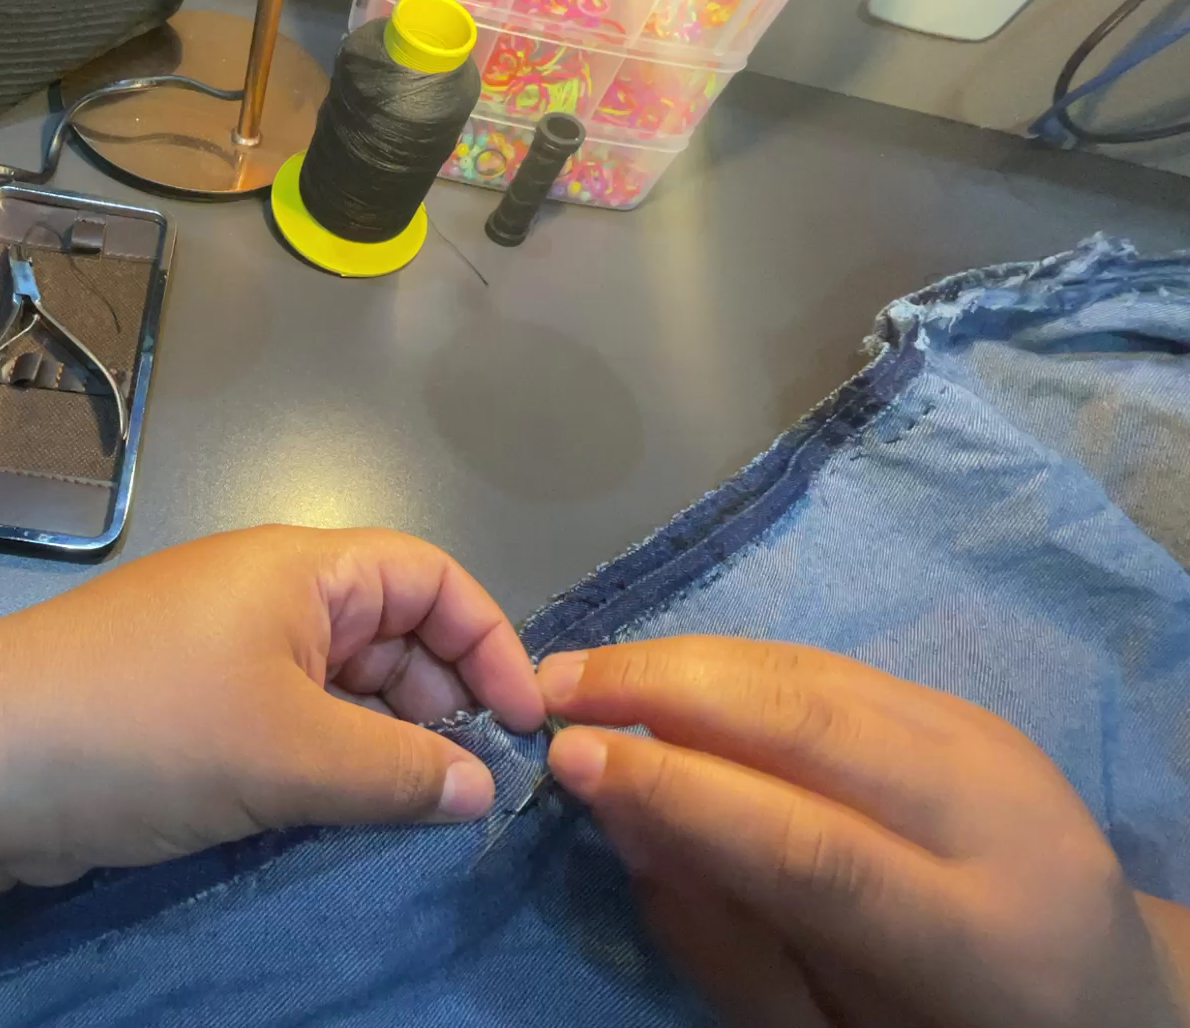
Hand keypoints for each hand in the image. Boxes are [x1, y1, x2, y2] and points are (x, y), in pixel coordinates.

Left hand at [0, 526, 542, 886]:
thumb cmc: (151, 726)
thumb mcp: (291, 752)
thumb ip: (399, 770)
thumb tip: (482, 789)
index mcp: (300, 569)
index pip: (429, 577)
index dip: (488, 640)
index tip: (525, 725)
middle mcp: (269, 594)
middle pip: (390, 629)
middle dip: (440, 699)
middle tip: (469, 787)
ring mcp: (229, 646)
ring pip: (342, 681)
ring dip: (384, 739)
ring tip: (414, 810)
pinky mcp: (197, 698)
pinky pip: (292, 716)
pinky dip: (329, 757)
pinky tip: (346, 811)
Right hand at [538, 636, 1187, 1027]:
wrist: (1094, 992)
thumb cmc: (930, 1027)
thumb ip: (716, 934)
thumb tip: (616, 808)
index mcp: (983, 941)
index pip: (805, 845)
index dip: (671, 789)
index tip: (566, 755)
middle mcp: (996, 818)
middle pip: (799, 722)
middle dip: (654, 691)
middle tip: (553, 687)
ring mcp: (978, 742)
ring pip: (794, 670)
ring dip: (668, 660)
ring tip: (580, 669)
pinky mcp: (950, 705)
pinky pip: (804, 661)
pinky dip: (711, 657)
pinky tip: (650, 668)